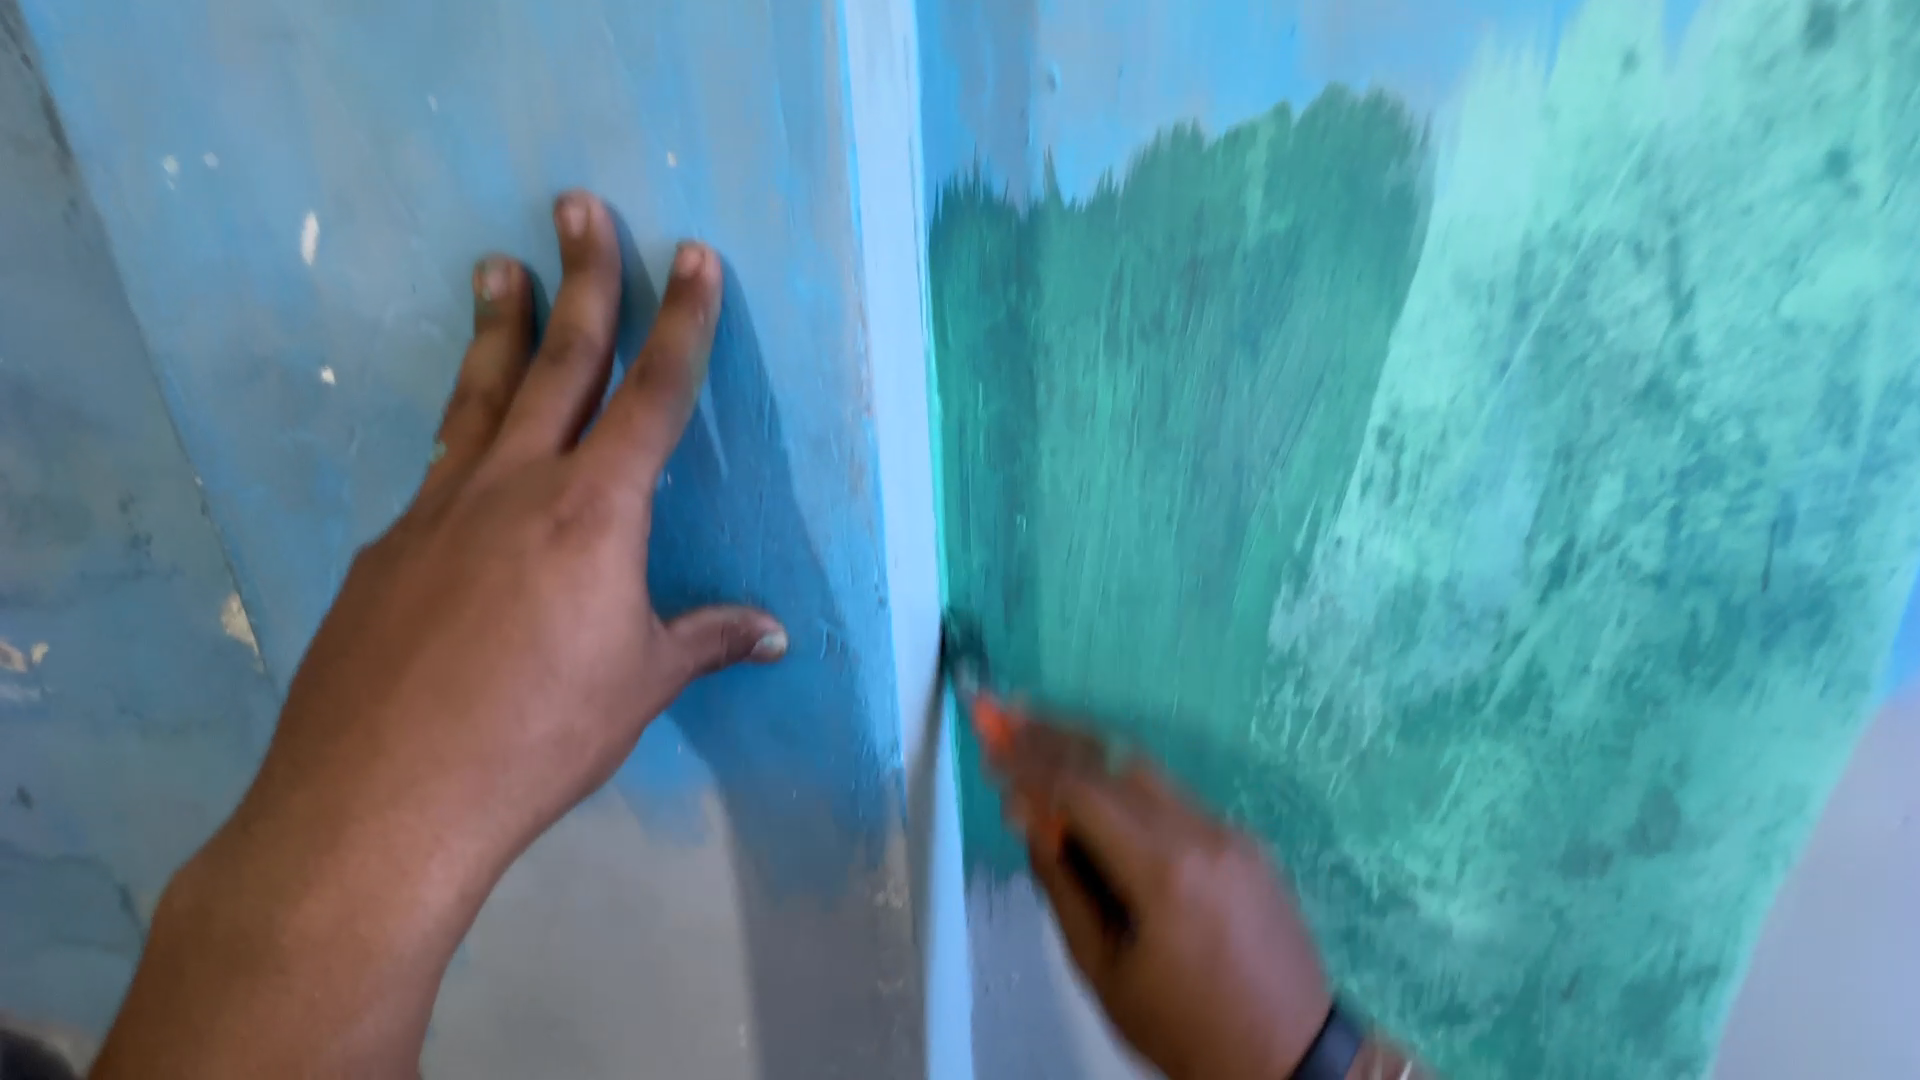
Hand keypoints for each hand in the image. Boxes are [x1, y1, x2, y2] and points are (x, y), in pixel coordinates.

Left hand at [233, 190, 785, 889]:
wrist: (385, 802)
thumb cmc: (544, 734)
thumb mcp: (643, 683)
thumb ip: (708, 639)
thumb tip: (774, 634)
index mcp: (595, 511)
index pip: (654, 397)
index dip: (682, 324)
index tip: (692, 260)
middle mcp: (515, 488)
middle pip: (560, 363)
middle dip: (583, 280)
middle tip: (578, 206)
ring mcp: (439, 510)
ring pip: (479, 397)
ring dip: (497, 327)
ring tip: (497, 266)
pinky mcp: (387, 548)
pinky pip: (441, 472)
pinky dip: (466, 439)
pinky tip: (469, 452)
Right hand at [988, 712, 1333, 1079]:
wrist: (1293, 1059)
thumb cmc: (1182, 1028)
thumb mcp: (1102, 969)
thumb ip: (1063, 883)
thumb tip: (1030, 816)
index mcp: (1164, 872)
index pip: (1082, 793)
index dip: (1030, 767)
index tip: (991, 745)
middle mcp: (1200, 832)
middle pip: (1113, 762)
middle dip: (1052, 735)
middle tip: (1003, 711)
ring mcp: (1228, 830)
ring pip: (1143, 771)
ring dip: (1087, 750)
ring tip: (1037, 729)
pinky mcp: (1242, 837)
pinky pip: (1171, 797)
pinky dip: (1123, 783)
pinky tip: (1091, 780)